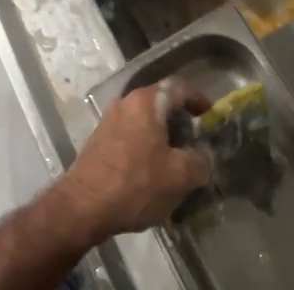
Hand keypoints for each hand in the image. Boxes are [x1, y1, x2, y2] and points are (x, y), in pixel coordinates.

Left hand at [54, 82, 211, 240]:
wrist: (84, 205)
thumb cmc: (136, 184)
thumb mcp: (179, 176)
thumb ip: (200, 161)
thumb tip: (203, 156)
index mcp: (147, 102)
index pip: (179, 87)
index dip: (199, 99)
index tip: (210, 115)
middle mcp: (126, 102)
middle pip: (161, 101)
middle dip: (181, 119)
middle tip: (196, 140)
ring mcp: (110, 119)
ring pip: (145, 119)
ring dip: (163, 133)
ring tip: (177, 158)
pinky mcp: (100, 139)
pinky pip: (131, 132)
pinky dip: (147, 143)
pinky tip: (153, 168)